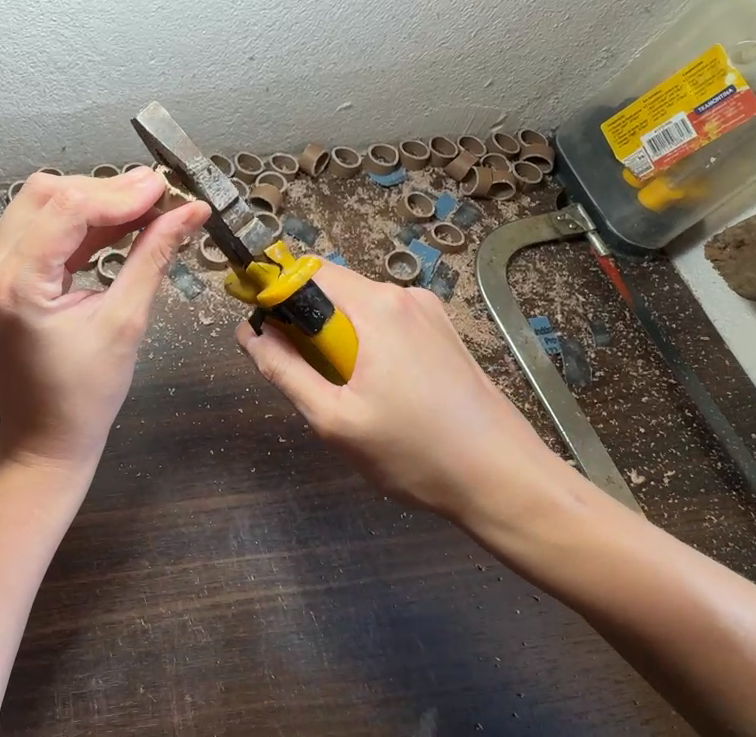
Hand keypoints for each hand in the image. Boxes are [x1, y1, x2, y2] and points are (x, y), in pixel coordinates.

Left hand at [0, 170, 209, 470]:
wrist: (43, 438)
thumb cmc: (86, 395)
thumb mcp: (126, 322)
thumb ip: (153, 257)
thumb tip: (190, 210)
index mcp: (15, 285)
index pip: (66, 209)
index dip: (119, 192)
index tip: (165, 187)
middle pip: (45, 195)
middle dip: (104, 190)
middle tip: (158, 196)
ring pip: (37, 205)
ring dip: (90, 201)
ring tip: (144, 208)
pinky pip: (34, 230)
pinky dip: (75, 223)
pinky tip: (114, 224)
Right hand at [235, 263, 567, 524]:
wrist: (507, 482)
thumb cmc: (415, 452)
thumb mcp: (334, 419)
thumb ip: (284, 370)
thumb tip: (248, 333)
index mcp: (376, 307)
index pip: (306, 272)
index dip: (276, 296)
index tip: (265, 335)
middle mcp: (403, 297)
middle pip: (332, 289)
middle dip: (307, 324)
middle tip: (308, 377)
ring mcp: (429, 313)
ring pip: (358, 309)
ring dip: (337, 339)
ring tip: (347, 394)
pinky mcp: (444, 333)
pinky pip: (385, 324)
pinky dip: (367, 346)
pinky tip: (380, 394)